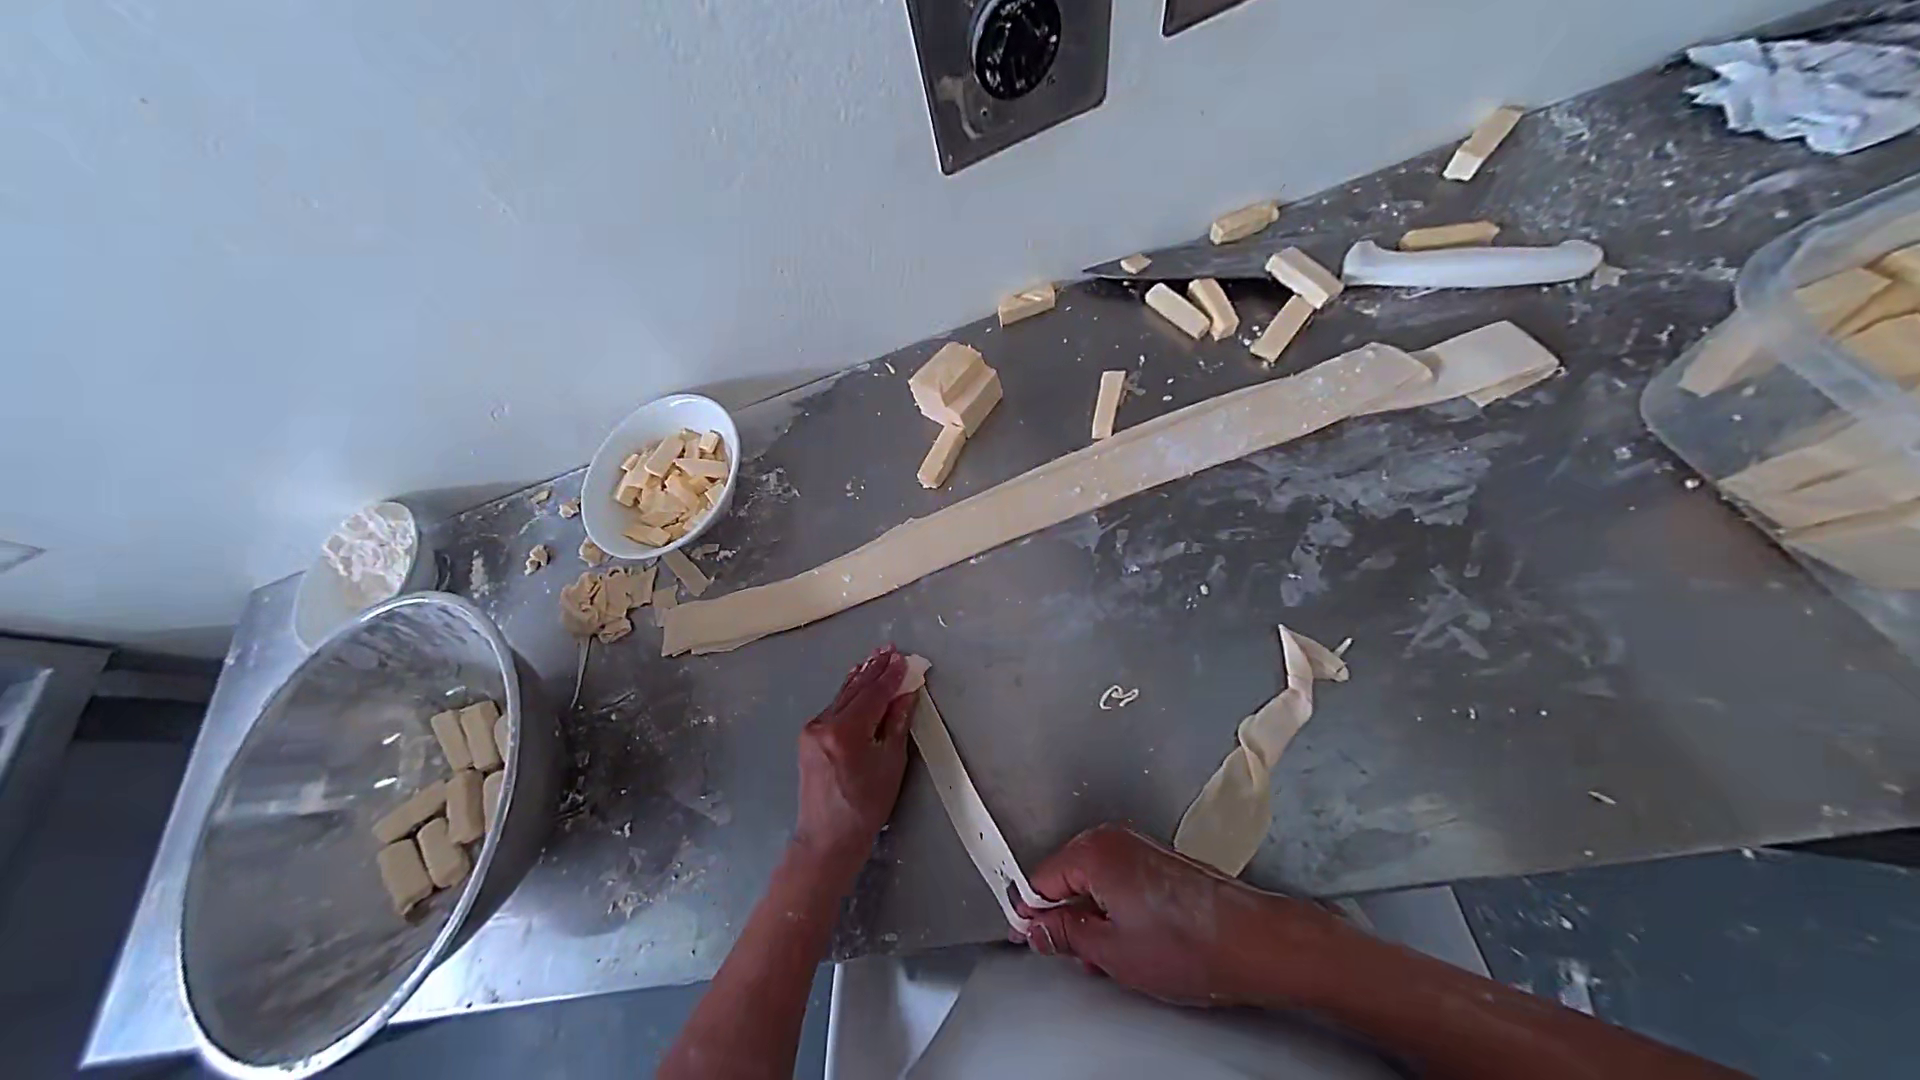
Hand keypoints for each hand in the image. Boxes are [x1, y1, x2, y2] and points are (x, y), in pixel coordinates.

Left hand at [792, 647, 916, 874]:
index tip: (904, 659)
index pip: (873, 694)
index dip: (891, 675)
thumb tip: (905, 693)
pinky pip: (834, 707)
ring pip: (843, 696)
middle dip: (875, 669)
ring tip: (876, 658)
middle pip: (855, 689)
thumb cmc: (866, 806)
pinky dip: (849, 693)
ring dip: (861, 677)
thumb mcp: (891, 763)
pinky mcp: (808, 736)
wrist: (827, 838)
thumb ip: (897, 723)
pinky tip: (858, 682)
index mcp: (845, 732)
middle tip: (890, 649)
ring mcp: (812, 729)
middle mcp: (823, 724)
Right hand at [1016, 824, 1350, 1007]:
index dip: (1032, 913)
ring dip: (1092, 916)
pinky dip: (1115, 907)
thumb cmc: (1192, 944)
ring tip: (1113, 955)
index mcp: (1094, 852)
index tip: (1029, 937)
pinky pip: (1117, 879)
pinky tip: (1132, 940)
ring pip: (1092, 881)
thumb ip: (1063, 934)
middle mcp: (1113, 839)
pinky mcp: (1155, 859)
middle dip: (1066, 916)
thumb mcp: (1111, 951)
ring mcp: (1137, 846)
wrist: (1254, 942)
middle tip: (1078, 954)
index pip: (1039, 879)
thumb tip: (1037, 927)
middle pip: (1065, 876)